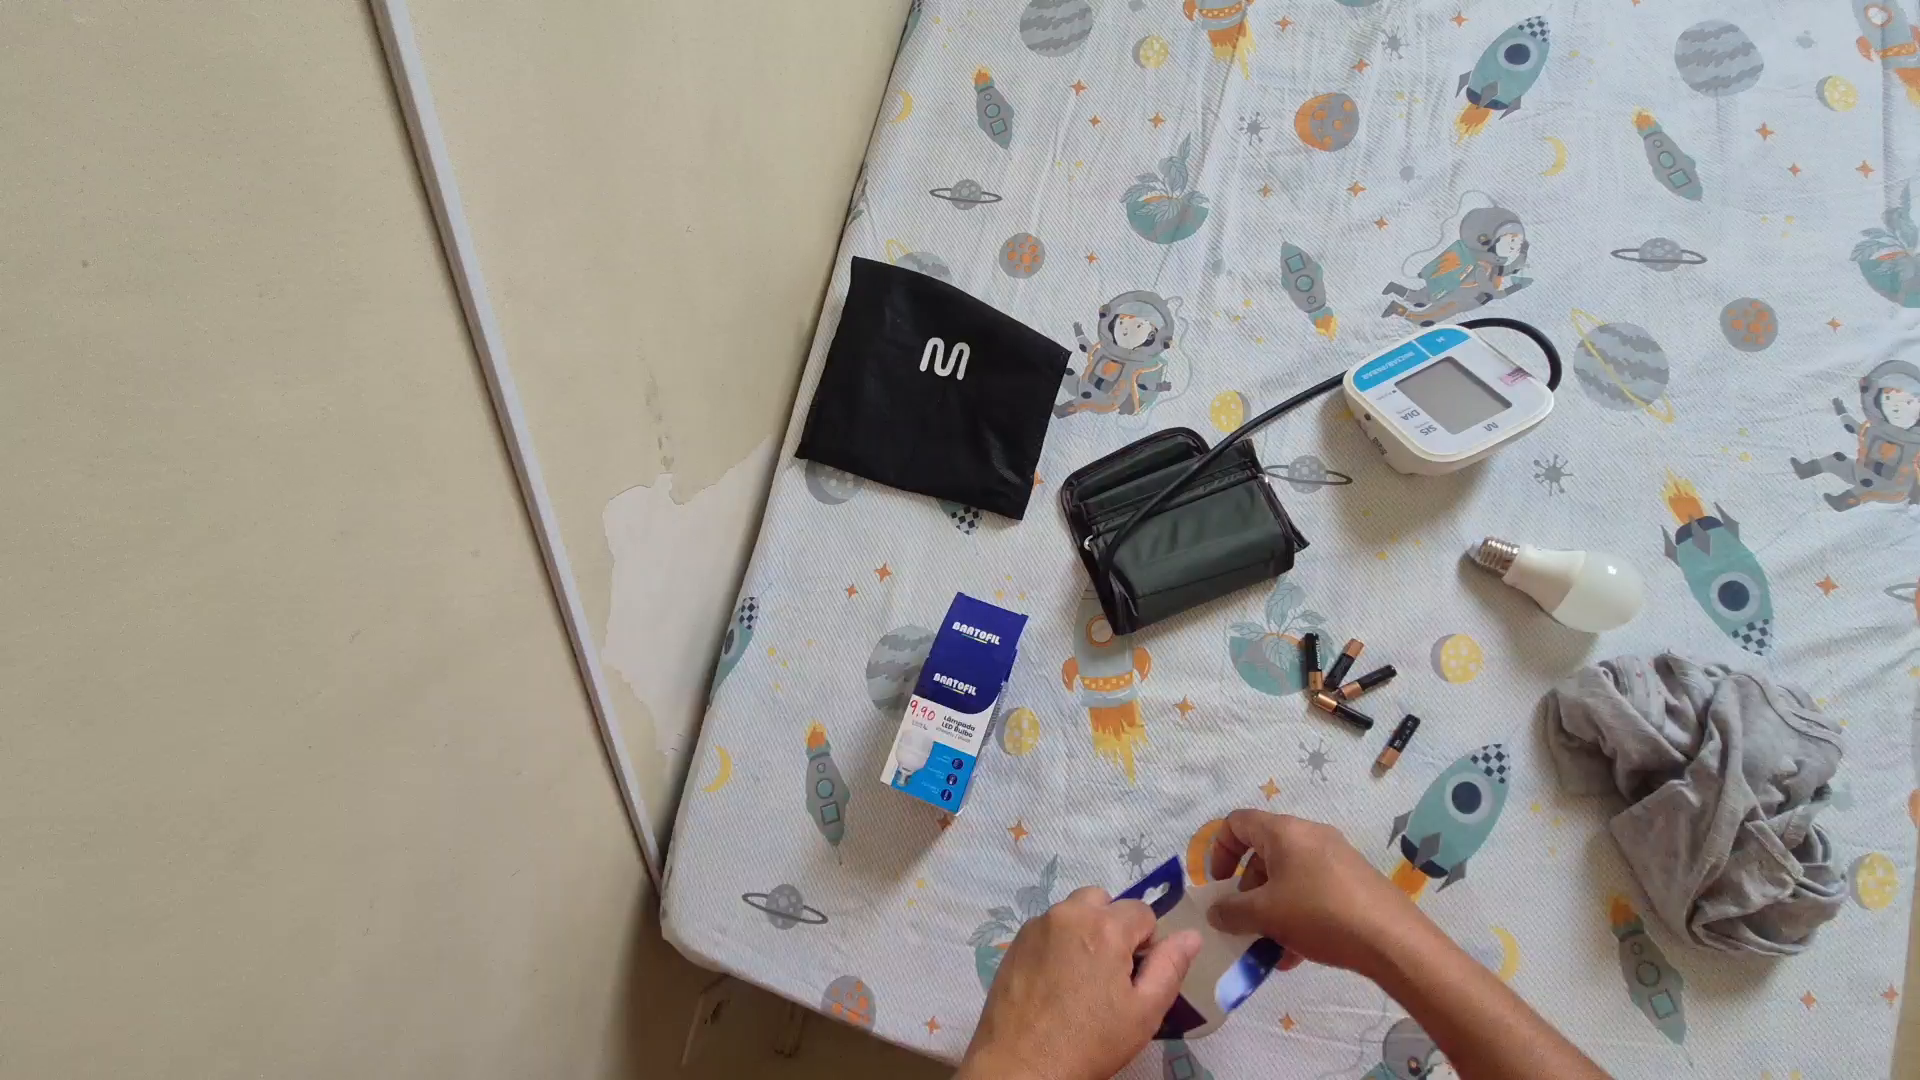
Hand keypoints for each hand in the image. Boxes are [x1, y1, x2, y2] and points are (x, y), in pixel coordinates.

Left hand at [957, 887, 1201, 1079]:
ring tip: (1082, 977)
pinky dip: (1059, 941)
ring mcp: (1039, 922)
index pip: (1142, 911)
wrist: (1022, 1062)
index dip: (1146, 942)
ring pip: (1074, 911)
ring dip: (1085, 930)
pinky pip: (1049, 926)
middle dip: (1113, 927)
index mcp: (1105, 925)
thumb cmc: (1090, 1041)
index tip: (1134, 975)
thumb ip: (1170, 967)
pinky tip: (1056, 980)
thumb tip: (1192, 935)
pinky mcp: (1018, 937)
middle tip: (1110, 973)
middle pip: (1104, 901)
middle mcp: (1070, 912)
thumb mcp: (1143, 1012)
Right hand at [1205, 810, 1422, 977]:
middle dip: (1248, 889)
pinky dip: (1298, 914)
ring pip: (1289, 876)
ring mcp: (1336, 857)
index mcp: (1283, 831)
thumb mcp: (1266, 914)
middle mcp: (1309, 835)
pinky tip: (1298, 953)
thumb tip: (1215, 912)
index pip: (1237, 823)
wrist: (1395, 942)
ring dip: (1273, 907)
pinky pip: (1313, 890)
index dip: (1219, 850)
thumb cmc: (1319, 914)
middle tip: (1246, 919)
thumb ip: (1232, 911)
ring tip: (1272, 945)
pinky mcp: (1355, 881)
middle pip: (1263, 853)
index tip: (1220, 885)